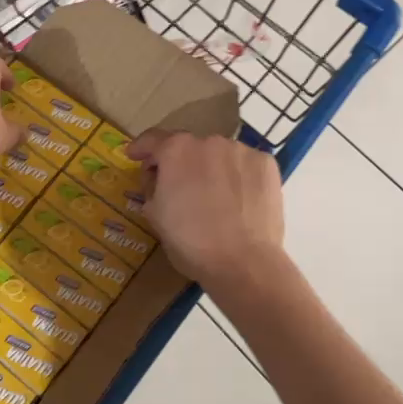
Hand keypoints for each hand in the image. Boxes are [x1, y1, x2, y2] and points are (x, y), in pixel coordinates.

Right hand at [128, 131, 285, 293]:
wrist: (244, 263)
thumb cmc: (191, 242)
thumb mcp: (154, 215)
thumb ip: (152, 187)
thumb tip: (158, 178)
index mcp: (176, 150)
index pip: (152, 140)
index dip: (141, 149)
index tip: (135, 156)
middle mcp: (209, 141)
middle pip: (188, 148)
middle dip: (180, 164)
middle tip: (178, 187)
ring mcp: (241, 150)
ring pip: (219, 155)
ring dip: (212, 169)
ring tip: (214, 197)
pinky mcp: (266, 164)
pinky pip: (245, 166)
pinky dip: (238, 177)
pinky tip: (239, 200)